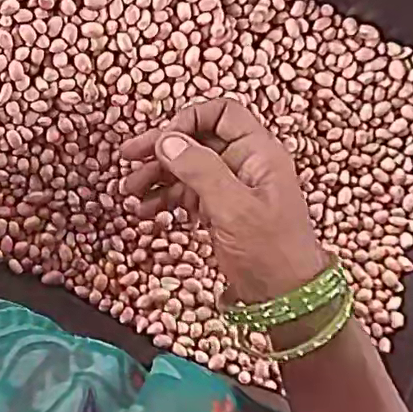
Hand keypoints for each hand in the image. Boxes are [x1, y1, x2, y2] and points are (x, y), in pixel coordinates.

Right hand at [120, 99, 327, 303]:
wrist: (285, 297)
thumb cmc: (270, 251)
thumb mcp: (234, 207)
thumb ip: (200, 170)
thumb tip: (166, 140)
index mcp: (257, 153)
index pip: (221, 114)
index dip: (188, 121)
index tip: (161, 141)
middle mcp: (243, 164)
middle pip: (195, 140)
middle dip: (160, 148)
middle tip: (127, 157)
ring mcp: (230, 187)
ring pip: (185, 167)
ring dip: (155, 175)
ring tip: (130, 191)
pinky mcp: (218, 210)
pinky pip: (185, 193)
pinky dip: (163, 198)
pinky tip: (147, 211)